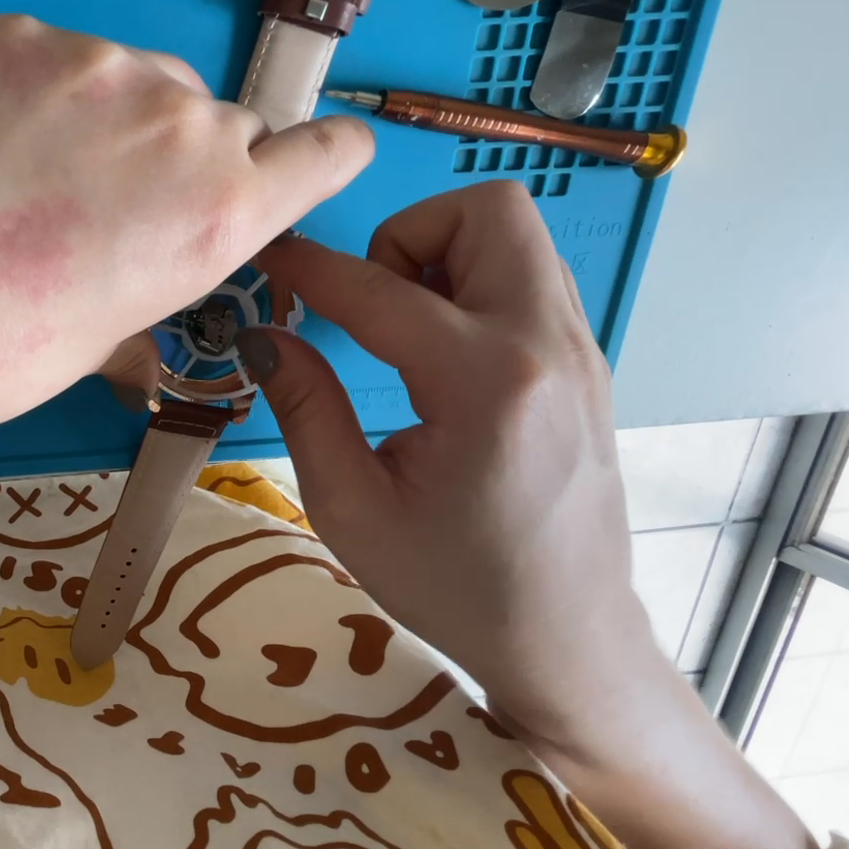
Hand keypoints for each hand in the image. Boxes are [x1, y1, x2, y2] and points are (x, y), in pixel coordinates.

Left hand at [0, 14, 372, 441]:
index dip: (311, 164)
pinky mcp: (16, 37)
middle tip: (107, 215)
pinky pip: (57, 60)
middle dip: (185, 164)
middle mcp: (179, 125)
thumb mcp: (95, 347)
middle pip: (219, 124)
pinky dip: (38, 97)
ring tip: (31, 187)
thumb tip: (146, 324)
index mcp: (218, 214)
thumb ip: (147, 297)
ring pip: (138, 85)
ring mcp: (96, 65)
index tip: (294, 170)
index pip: (324, 153)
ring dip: (111, 125)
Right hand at [240, 181, 816, 848]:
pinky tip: (431, 358)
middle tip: (359, 308)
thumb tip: (264, 336)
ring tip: (391, 334)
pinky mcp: (583, 366)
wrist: (563, 638)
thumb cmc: (448, 584)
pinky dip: (469, 288)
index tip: (269, 258)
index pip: (382, 290)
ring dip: (440, 258)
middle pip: (488, 211)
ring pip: (515, 238)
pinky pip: (527, 282)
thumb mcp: (350, 506)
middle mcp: (547, 344)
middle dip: (404, 236)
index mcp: (484, 382)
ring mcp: (578, 350)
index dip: (312, 268)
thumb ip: (305, 407)